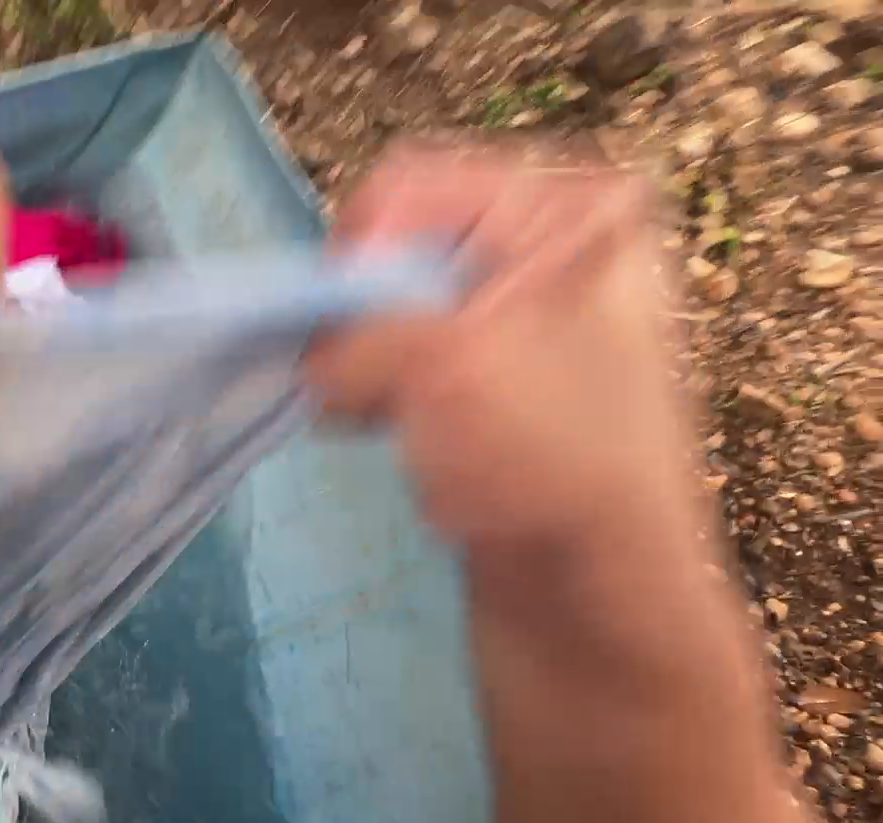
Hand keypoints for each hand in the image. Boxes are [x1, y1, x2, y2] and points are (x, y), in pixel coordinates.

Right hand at [307, 148, 691, 553]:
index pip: (406, 187)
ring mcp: (503, 308)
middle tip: (363, 378)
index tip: (350, 329)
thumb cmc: (541, 454)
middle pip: (388, 249)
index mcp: (565, 212)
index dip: (357, 256)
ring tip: (373, 409)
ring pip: (375, 308)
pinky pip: (383, 349)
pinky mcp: (472, 364)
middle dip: (354, 316)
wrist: (581, 568)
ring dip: (354, 360)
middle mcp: (537, 246)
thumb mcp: (443, 364)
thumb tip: (308, 355)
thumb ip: (355, 334)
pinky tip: (378, 420)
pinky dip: (364, 384)